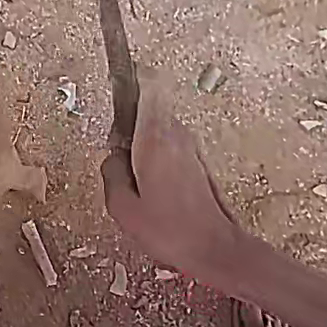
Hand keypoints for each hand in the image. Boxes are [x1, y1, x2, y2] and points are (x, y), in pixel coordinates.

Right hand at [101, 90, 246, 284]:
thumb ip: (111, 173)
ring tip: (131, 181)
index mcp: (155, 138)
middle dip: (127, 124)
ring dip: (140, 143)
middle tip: (115, 157)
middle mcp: (176, 135)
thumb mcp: (122, 206)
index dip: (131, 77)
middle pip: (149, 109)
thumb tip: (113, 156)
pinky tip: (148, 190)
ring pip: (157, 129)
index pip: (149, 86)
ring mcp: (190, 148)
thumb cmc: (166, 230)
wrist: (215, 249)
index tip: (114, 82)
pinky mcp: (197, 163)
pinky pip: (167, 146)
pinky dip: (152, 157)